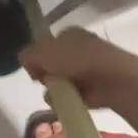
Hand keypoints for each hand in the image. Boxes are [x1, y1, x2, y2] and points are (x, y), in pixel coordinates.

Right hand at [18, 27, 137, 110]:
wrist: (112, 78)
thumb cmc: (76, 59)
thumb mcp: (44, 51)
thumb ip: (28, 54)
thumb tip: (25, 61)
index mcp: (68, 34)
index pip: (44, 45)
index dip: (36, 58)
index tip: (34, 70)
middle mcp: (79, 48)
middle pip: (52, 65)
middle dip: (46, 75)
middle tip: (46, 82)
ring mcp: (88, 69)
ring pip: (61, 82)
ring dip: (55, 90)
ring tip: (59, 94)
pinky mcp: (94, 88)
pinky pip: (73, 95)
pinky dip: (68, 100)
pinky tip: (68, 102)